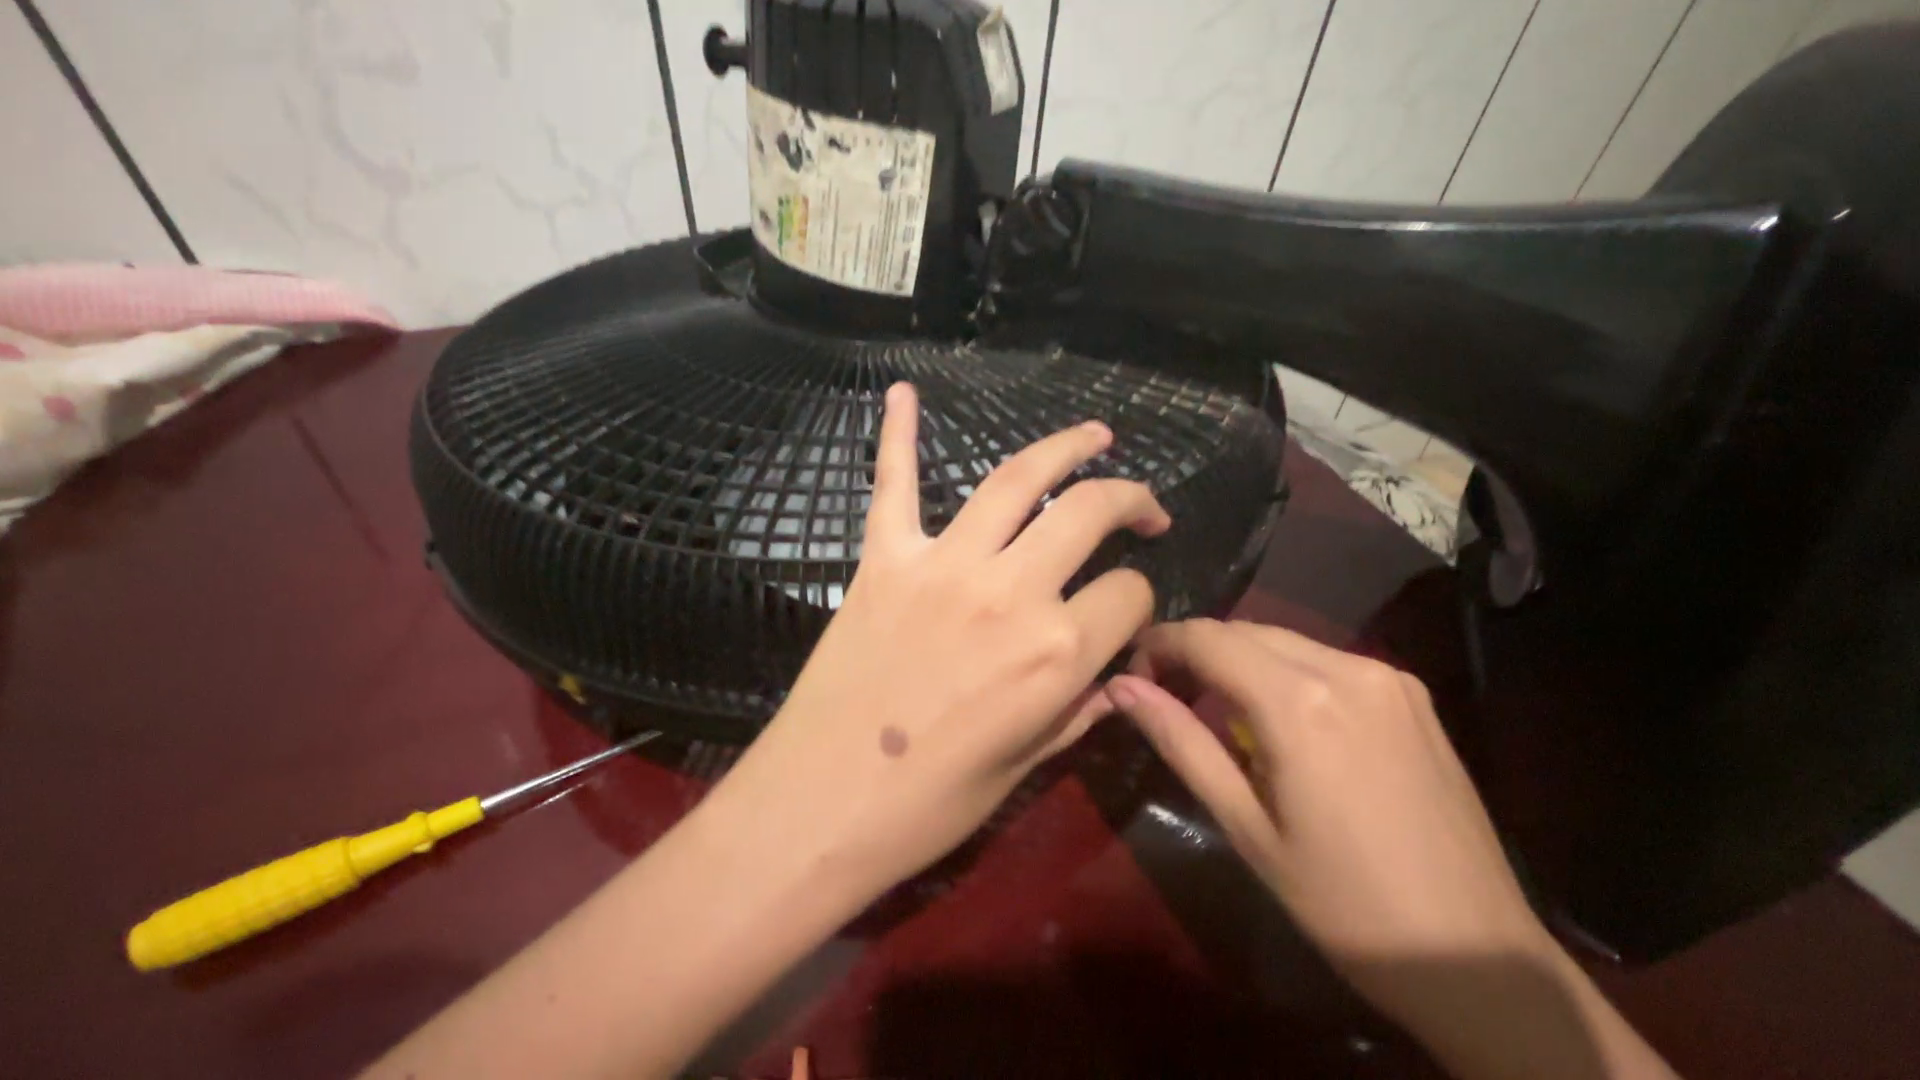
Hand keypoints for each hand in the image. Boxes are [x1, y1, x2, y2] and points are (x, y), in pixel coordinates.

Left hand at [715, 383, 1169, 899]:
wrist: (820, 804)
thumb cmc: (931, 804)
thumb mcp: (1026, 765)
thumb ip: (1079, 711)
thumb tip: (1116, 679)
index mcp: (1058, 652)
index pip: (1130, 595)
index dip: (1139, 604)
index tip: (1126, 618)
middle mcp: (1011, 592)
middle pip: (1089, 514)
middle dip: (1132, 501)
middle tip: (1145, 510)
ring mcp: (942, 565)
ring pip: (1015, 480)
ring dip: (1064, 447)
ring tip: (1096, 435)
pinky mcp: (883, 559)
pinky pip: (894, 485)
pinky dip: (897, 434)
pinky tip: (903, 391)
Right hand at [1107, 620, 1549, 1021]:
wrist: (1473, 952)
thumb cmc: (1342, 902)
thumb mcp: (1246, 827)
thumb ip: (1182, 744)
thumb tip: (1121, 690)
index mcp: (1299, 703)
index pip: (1208, 639)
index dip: (1160, 645)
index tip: (1132, 675)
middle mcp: (1347, 669)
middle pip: (1248, 631)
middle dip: (1198, 650)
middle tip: (1166, 694)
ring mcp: (1389, 678)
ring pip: (1290, 642)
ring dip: (1243, 661)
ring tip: (1219, 711)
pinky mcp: (1415, 697)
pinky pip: (1331, 662)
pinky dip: (1290, 674)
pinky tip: (1284, 723)